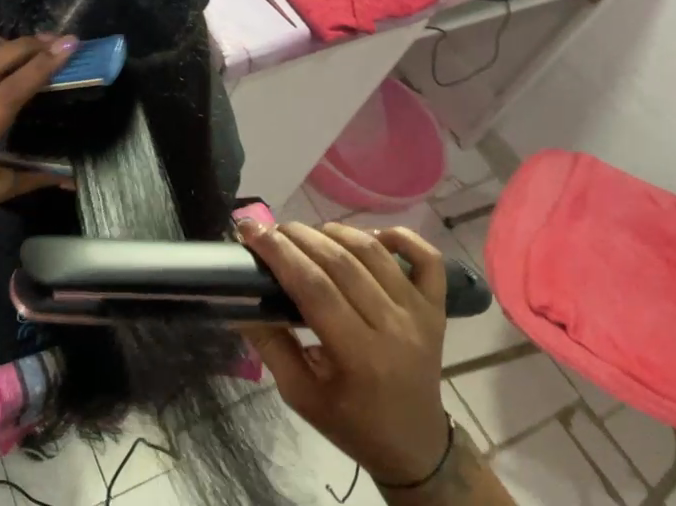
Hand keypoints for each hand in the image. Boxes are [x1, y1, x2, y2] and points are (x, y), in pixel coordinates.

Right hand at [239, 221, 451, 486]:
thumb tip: (238, 302)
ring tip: (306, 233)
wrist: (415, 445)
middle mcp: (394, 327)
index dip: (279, 252)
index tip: (249, 229)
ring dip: (334, 231)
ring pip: (374, 253)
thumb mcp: (300, 395)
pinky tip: (370, 236)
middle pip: (341, 263)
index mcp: (360, 356)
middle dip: (298, 236)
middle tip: (269, 229)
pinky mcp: (437, 308)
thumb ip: (271, 346)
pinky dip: (401, 237)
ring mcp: (420, 314)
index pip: (314, 287)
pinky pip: (427, 258)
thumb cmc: (352, 423)